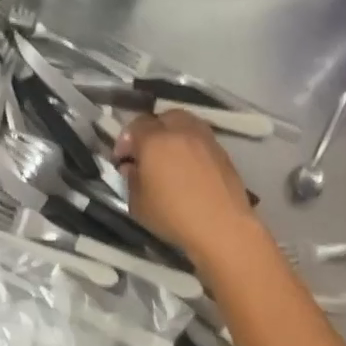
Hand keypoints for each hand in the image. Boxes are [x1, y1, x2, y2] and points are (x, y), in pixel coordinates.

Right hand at [114, 110, 257, 257]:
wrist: (222, 227)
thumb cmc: (173, 216)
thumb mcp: (138, 204)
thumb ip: (131, 179)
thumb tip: (133, 167)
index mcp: (154, 141)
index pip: (135, 126)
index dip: (125, 141)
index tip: (123, 159)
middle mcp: (181, 132)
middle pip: (163, 117)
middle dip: (152, 130)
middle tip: (147, 152)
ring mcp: (205, 140)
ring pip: (186, 124)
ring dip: (174, 134)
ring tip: (169, 157)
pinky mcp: (223, 153)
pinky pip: (201, 139)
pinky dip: (191, 146)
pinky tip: (189, 168)